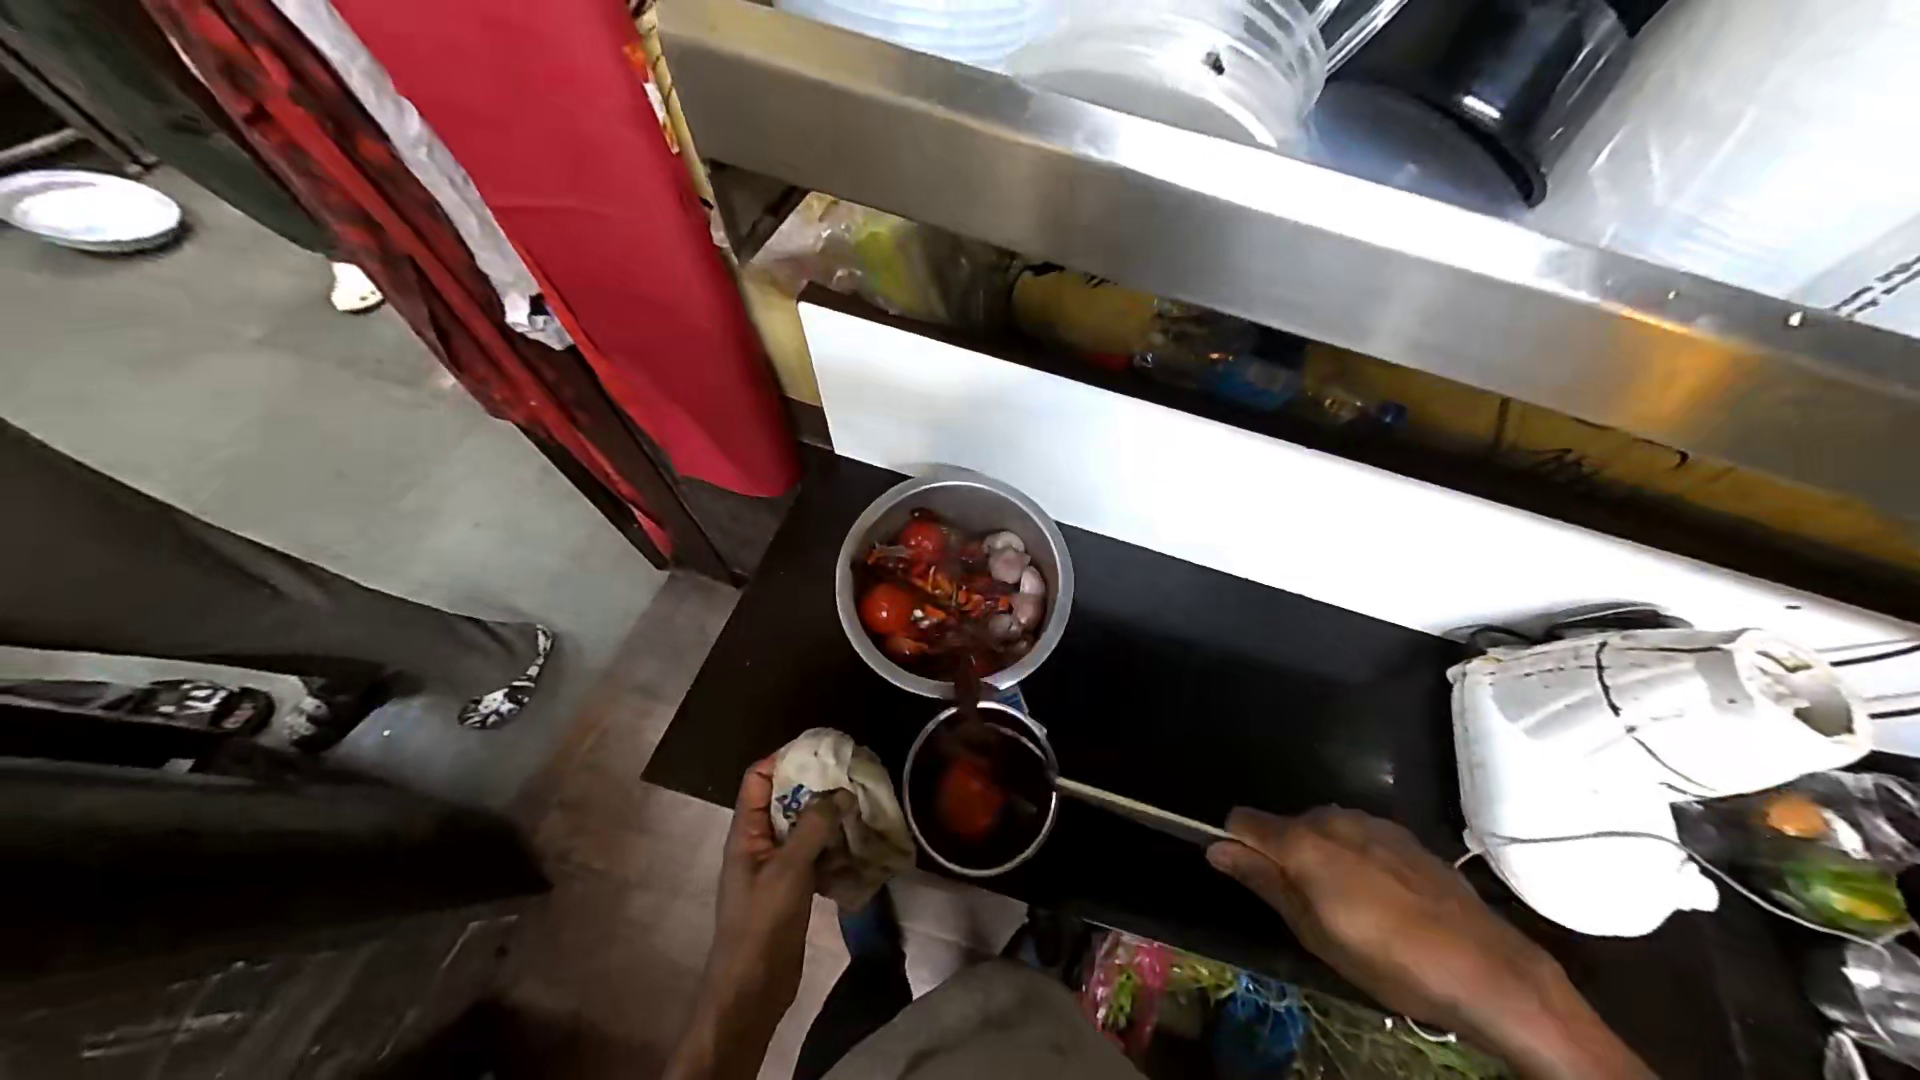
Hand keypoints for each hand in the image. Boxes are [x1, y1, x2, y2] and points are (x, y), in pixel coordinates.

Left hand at [667, 757, 850, 1079]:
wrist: (752, 989)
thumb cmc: (761, 922)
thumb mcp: (788, 869)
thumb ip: (814, 826)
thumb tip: (842, 792)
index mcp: (746, 831)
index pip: (759, 778)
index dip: (784, 759)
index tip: (821, 750)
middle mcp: (761, 842)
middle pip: (788, 800)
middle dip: (819, 787)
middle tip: (853, 776)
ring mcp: (779, 865)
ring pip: (807, 828)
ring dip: (832, 819)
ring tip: (864, 807)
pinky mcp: (796, 887)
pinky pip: (818, 856)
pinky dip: (837, 851)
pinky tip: (861, 849)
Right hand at [1208, 808, 1654, 1079]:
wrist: (1490, 970)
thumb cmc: (1388, 960)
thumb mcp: (1313, 932)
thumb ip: (1262, 881)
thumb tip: (1216, 848)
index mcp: (1302, 841)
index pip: (1242, 819)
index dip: (1237, 845)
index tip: (1252, 878)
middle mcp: (1330, 817)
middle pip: (1283, 824)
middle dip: (1283, 855)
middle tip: (1308, 906)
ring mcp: (1370, 822)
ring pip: (1321, 828)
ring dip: (1320, 855)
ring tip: (1350, 904)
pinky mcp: (1402, 833)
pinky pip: (1357, 834)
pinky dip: (1353, 855)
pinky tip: (1384, 897)